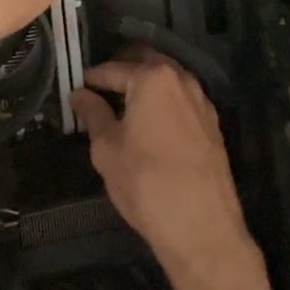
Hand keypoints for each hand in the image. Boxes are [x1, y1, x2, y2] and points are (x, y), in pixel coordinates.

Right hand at [72, 47, 258, 284]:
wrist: (201, 225)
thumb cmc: (146, 182)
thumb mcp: (107, 148)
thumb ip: (93, 114)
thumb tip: (80, 94)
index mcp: (153, 78)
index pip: (114, 69)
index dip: (91, 78)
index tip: (76, 88)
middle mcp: (182, 79)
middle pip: (146, 64)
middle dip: (122, 71)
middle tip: (99, 89)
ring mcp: (202, 101)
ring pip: (168, 81)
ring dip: (146, 85)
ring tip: (123, 105)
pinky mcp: (213, 123)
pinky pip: (182, 100)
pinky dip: (164, 103)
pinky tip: (151, 122)